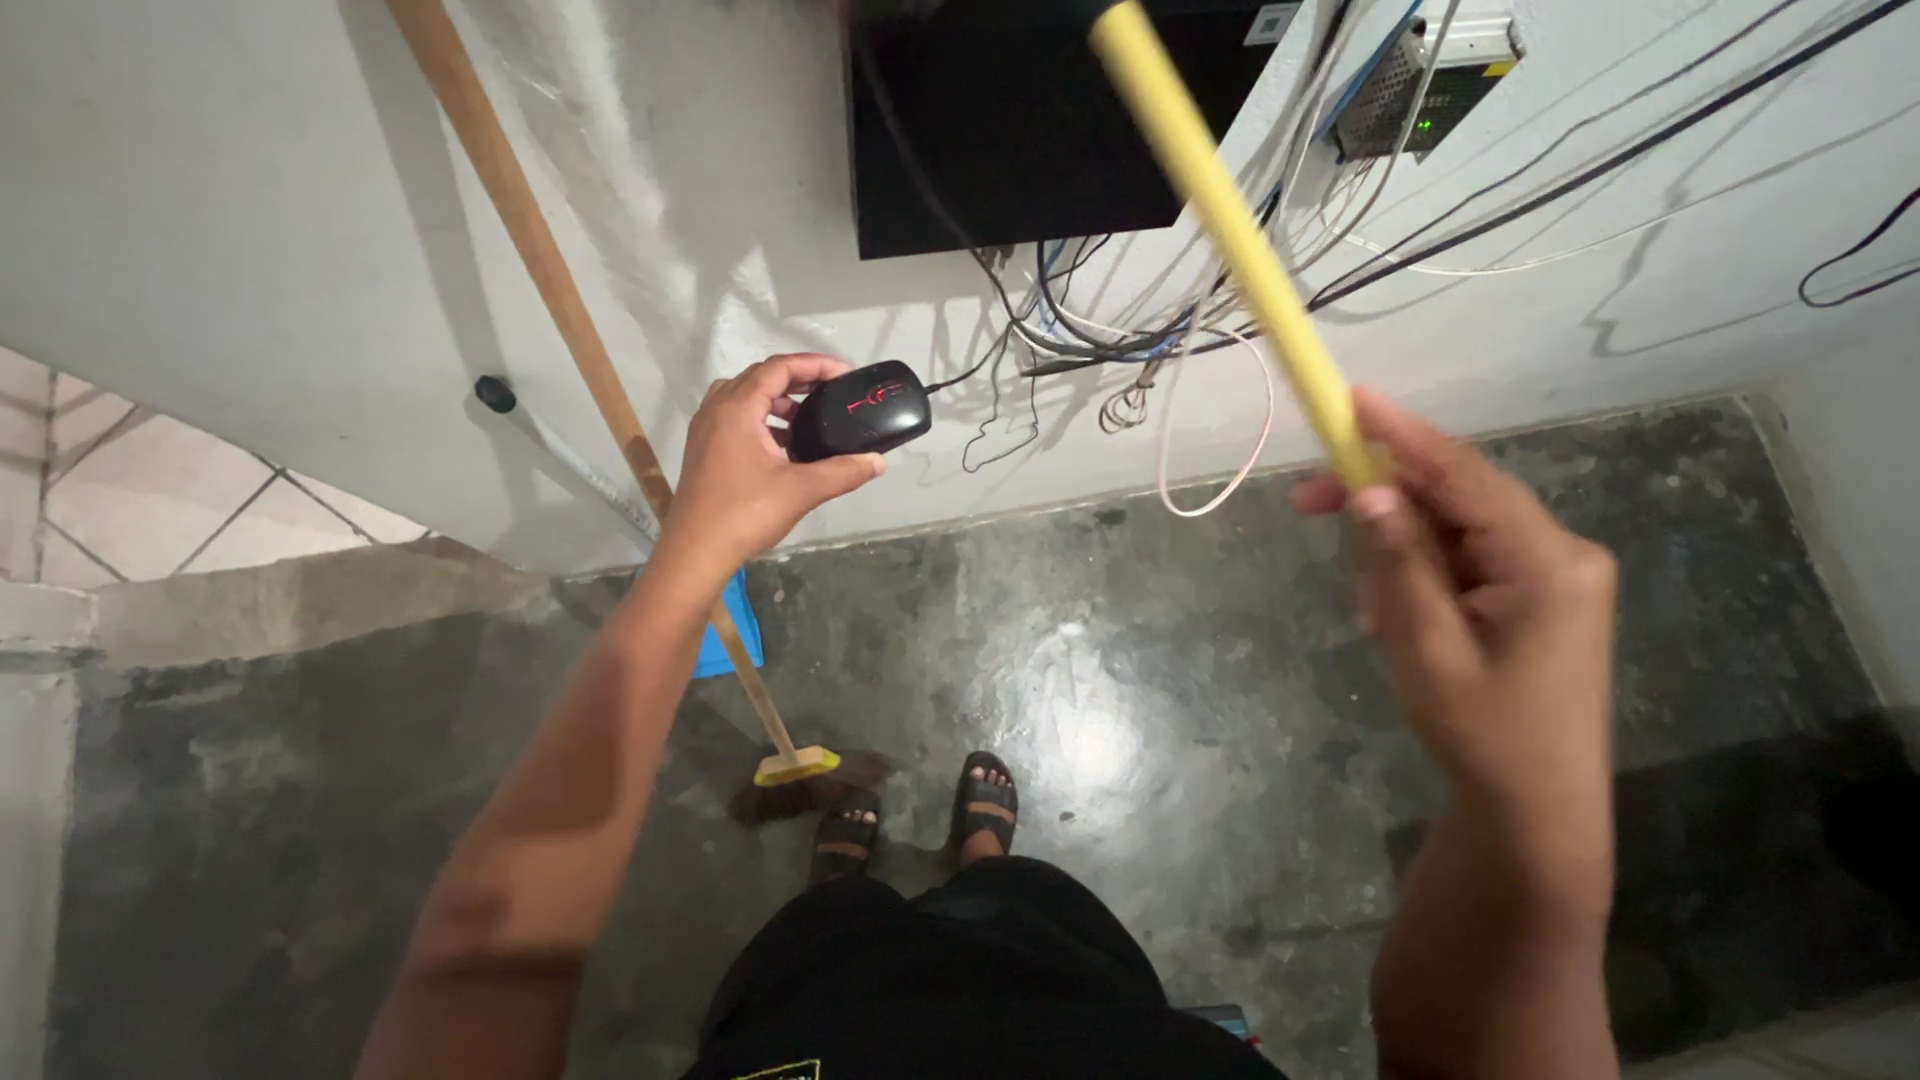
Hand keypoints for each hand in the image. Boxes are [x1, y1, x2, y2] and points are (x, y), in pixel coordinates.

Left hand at [659, 354, 884, 574]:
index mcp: (737, 408)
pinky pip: (735, 418)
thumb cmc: (745, 514)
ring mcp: (705, 430)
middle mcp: (717, 410)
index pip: (778, 368)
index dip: (814, 365)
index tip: (844, 374)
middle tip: (831, 392)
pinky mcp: (703, 450)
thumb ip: (843, 472)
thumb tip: (878, 462)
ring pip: (744, 397)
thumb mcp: (802, 490)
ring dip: (777, 400)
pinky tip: (783, 445)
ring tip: (808, 417)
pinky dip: (761, 419)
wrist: (695, 552)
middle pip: (760, 377)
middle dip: (798, 379)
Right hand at [1294, 389, 1617, 817]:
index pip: (1464, 476)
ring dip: (1393, 554)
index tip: (1351, 399)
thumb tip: (1368, 491)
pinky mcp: (1529, 592)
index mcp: (1546, 561)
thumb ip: (1400, 562)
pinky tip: (1393, 619)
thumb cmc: (1481, 732)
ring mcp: (1546, 572)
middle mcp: (1556, 552)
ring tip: (1371, 617)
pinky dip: (1415, 575)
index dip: (1403, 434)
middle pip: (1451, 496)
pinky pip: (1458, 558)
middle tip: (1304, 504)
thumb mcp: (1426, 646)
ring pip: (1448, 528)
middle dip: (1379, 501)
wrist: (1533, 806)